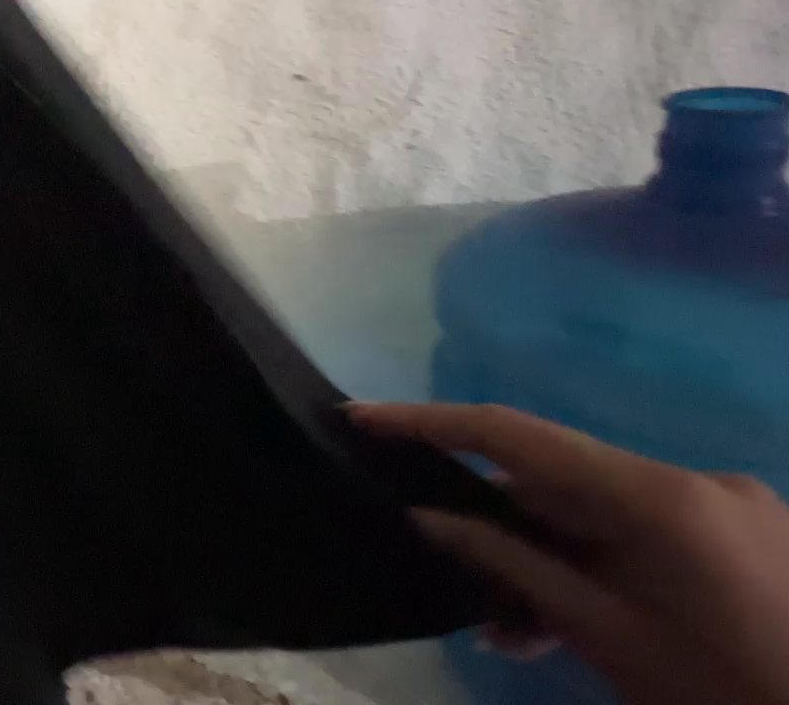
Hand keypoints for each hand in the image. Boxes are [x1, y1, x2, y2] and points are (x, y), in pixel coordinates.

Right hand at [348, 402, 788, 704]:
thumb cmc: (737, 698)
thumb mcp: (609, 639)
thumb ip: (508, 565)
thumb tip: (424, 518)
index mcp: (660, 497)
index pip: (511, 434)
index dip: (424, 421)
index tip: (357, 417)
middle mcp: (690, 482)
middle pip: (549, 480)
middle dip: (487, 522)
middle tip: (431, 556)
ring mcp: (720, 506)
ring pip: (585, 512)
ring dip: (536, 558)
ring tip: (506, 627)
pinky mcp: (736, 535)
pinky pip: (628, 534)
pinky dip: (586, 569)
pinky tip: (559, 626)